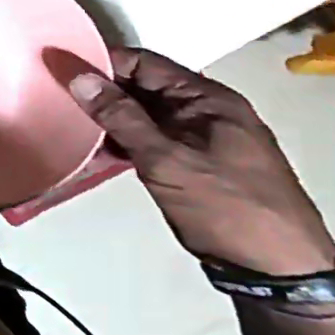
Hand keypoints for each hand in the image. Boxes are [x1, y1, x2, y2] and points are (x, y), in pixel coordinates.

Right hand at [66, 46, 334, 276]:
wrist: (278, 271)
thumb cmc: (225, 207)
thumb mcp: (166, 160)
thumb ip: (121, 116)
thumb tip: (80, 77)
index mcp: (207, 99)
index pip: (144, 63)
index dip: (102, 63)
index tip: (60, 71)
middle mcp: (205, 110)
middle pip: (142, 85)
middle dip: (101, 90)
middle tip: (56, 97)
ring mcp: (200, 137)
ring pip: (143, 113)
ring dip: (109, 117)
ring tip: (68, 123)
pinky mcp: (193, 161)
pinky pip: (150, 137)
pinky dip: (123, 139)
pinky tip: (95, 150)